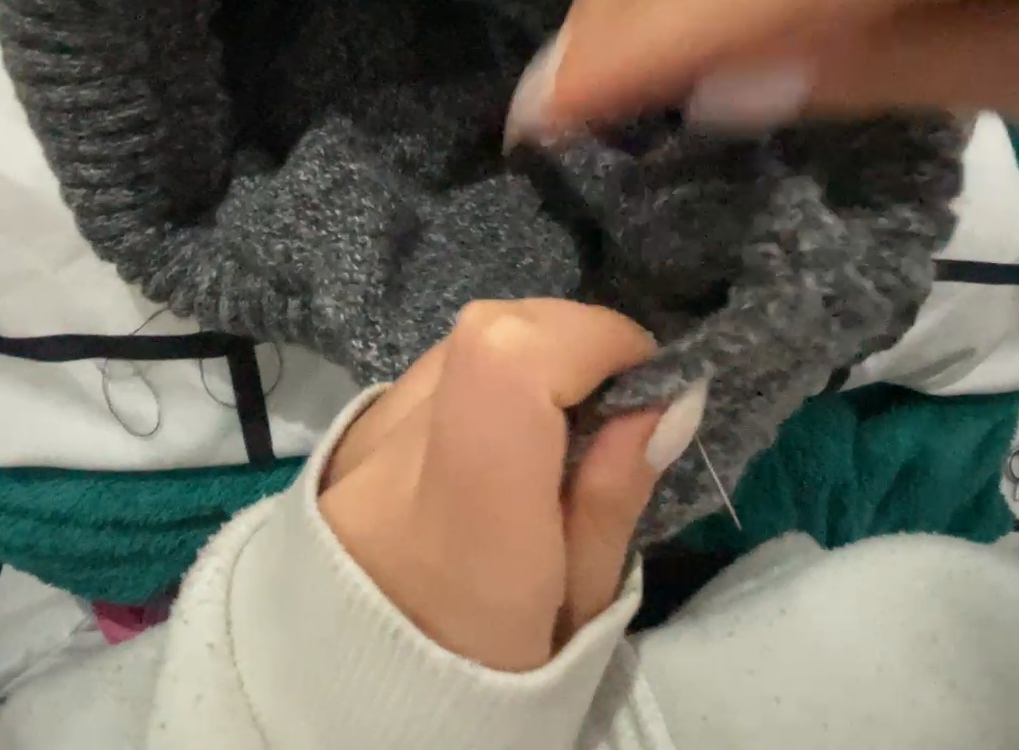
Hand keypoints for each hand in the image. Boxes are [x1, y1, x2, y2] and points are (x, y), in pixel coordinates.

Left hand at [318, 300, 700, 671]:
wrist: (355, 686)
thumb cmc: (485, 669)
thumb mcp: (577, 609)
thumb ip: (613, 496)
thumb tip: (665, 398)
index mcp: (465, 515)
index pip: (509, 361)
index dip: (590, 338)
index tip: (646, 375)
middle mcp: (399, 453)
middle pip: (490, 331)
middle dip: (573, 336)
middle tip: (612, 394)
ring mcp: (363, 432)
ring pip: (465, 338)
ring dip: (532, 351)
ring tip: (557, 416)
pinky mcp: (352, 427)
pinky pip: (437, 364)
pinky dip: (487, 369)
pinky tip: (501, 428)